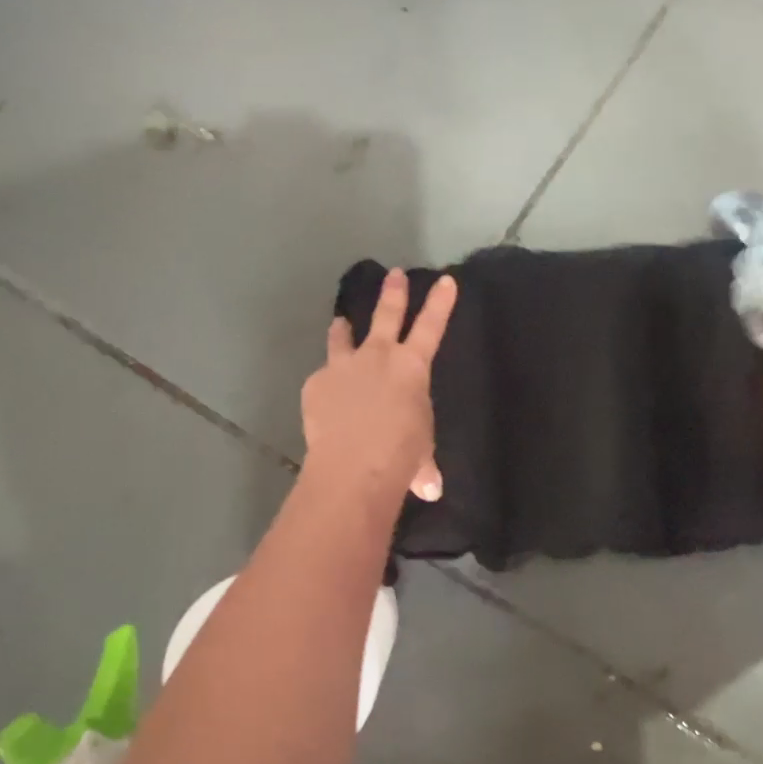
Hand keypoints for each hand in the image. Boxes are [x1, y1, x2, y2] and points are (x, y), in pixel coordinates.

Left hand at [301, 268, 456, 502]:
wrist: (354, 464)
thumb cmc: (401, 456)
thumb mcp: (419, 456)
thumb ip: (423, 465)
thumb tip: (430, 488)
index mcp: (413, 367)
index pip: (431, 326)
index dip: (440, 303)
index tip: (446, 280)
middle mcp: (378, 356)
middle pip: (387, 315)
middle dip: (393, 294)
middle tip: (394, 275)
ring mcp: (344, 366)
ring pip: (344, 337)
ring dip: (343, 328)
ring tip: (339, 320)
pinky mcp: (316, 383)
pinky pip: (323, 378)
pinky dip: (326, 384)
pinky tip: (325, 397)